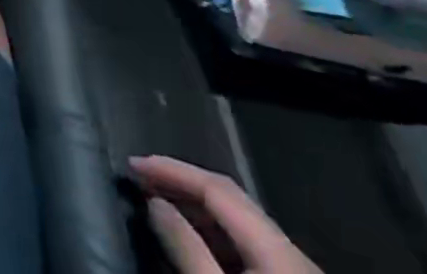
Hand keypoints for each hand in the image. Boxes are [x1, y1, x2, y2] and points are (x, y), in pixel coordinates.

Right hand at [132, 156, 320, 273]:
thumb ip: (185, 247)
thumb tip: (154, 201)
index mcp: (276, 247)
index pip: (217, 187)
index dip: (172, 168)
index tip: (132, 162)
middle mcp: (290, 248)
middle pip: (230, 198)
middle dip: (181, 180)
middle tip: (139, 175)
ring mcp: (294, 266)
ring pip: (239, 219)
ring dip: (194, 203)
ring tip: (156, 198)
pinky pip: (246, 240)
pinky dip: (211, 226)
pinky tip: (189, 231)